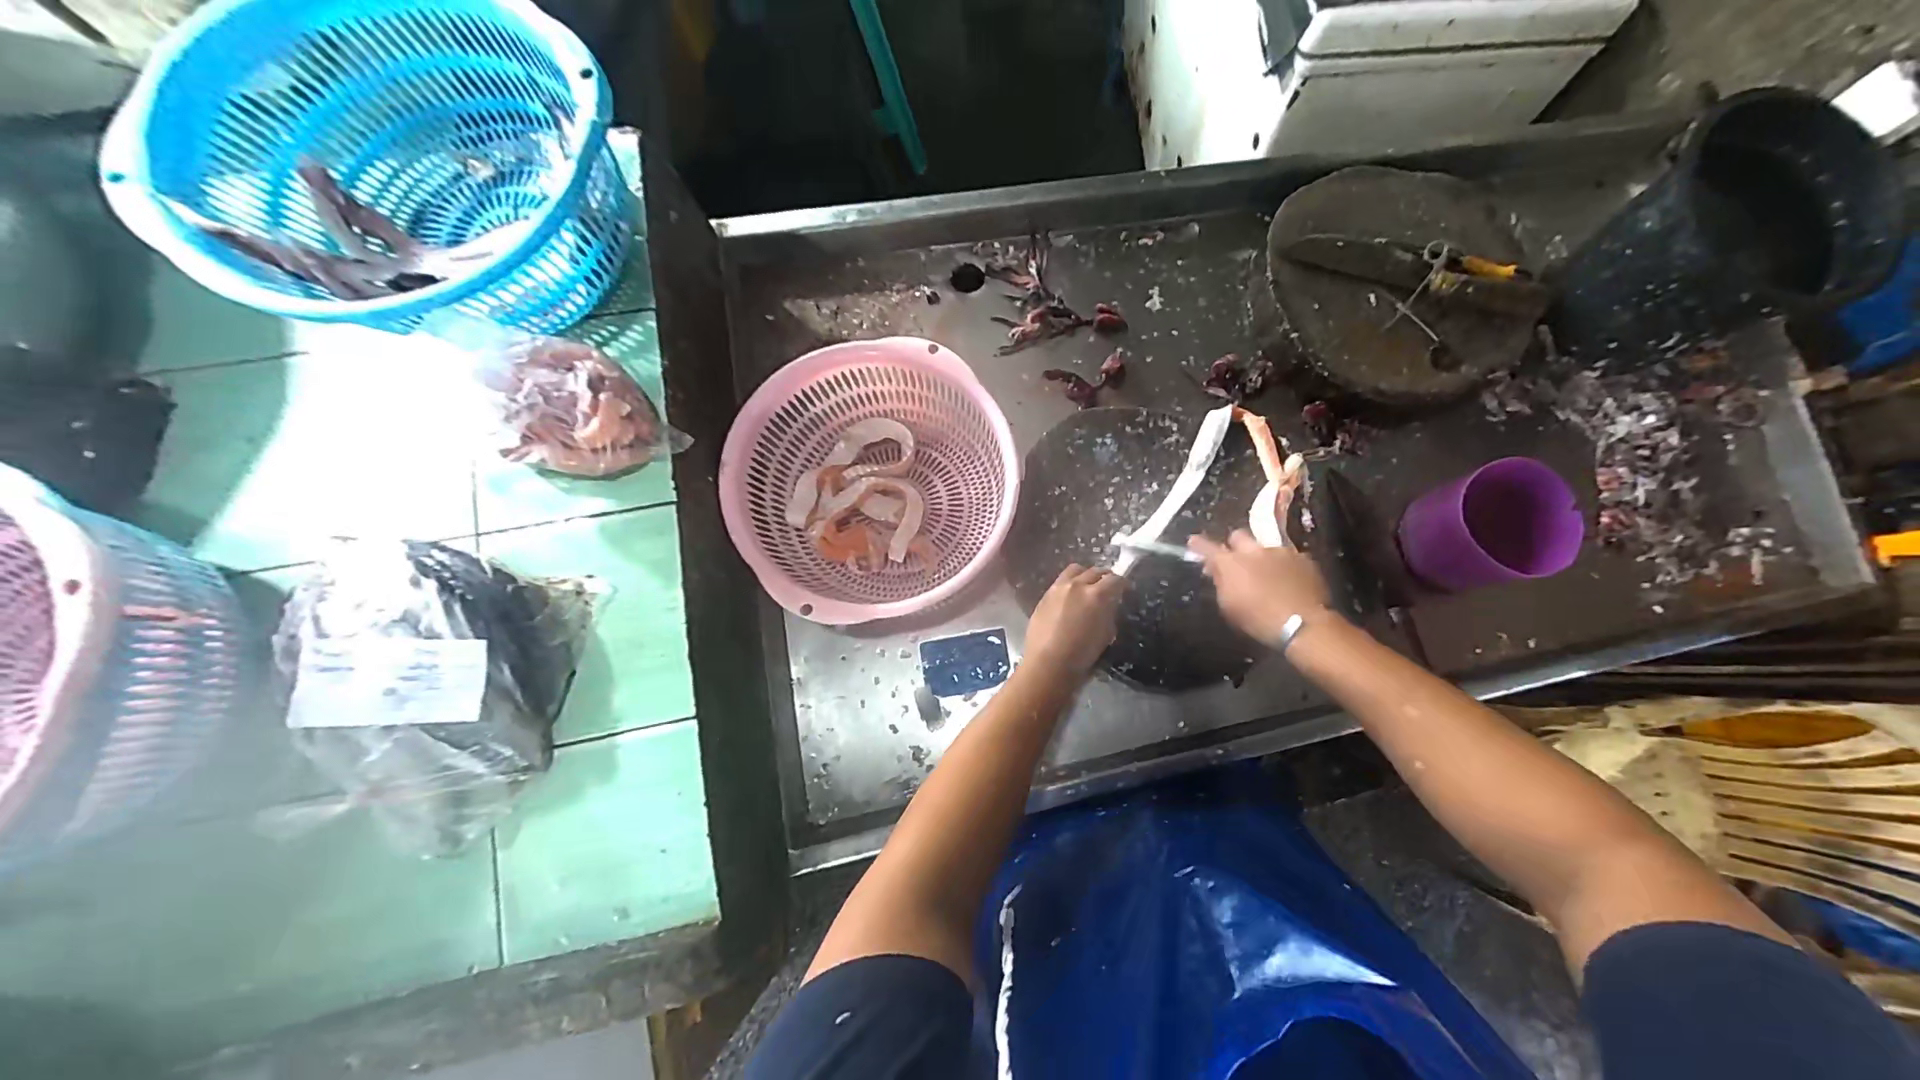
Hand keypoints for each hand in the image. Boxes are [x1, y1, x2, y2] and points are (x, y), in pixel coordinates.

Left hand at [1023, 564, 1127, 677]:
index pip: (1115, 580)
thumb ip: (1109, 614)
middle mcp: (1077, 585)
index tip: (1125, 589)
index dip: (1123, 584)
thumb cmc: (1082, 655)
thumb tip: (1108, 605)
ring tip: (1087, 585)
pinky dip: (1069, 584)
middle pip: (1095, 571)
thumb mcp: (1106, 634)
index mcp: (1097, 595)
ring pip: (1075, 570)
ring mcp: (1058, 588)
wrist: (1048, 663)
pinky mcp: (1044, 596)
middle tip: (1108, 587)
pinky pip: (1060, 582)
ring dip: (1085, 575)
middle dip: (1105, 577)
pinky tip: (1070, 596)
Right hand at [1188, 531, 1331, 647]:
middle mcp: (1254, 551)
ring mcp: (1281, 552)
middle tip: (1235, 561)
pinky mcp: (1304, 559)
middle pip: (1238, 536)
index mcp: (1231, 563)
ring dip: (1262, 558)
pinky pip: (1288, 557)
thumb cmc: (1257, 620)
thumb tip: (1214, 569)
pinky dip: (1284, 566)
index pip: (1207, 547)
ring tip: (1267, 575)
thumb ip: (1220, 583)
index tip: (1193, 542)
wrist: (1302, 624)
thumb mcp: (1228, 606)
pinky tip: (1287, 581)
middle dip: (1235, 546)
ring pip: (1265, 547)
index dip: (1198, 545)